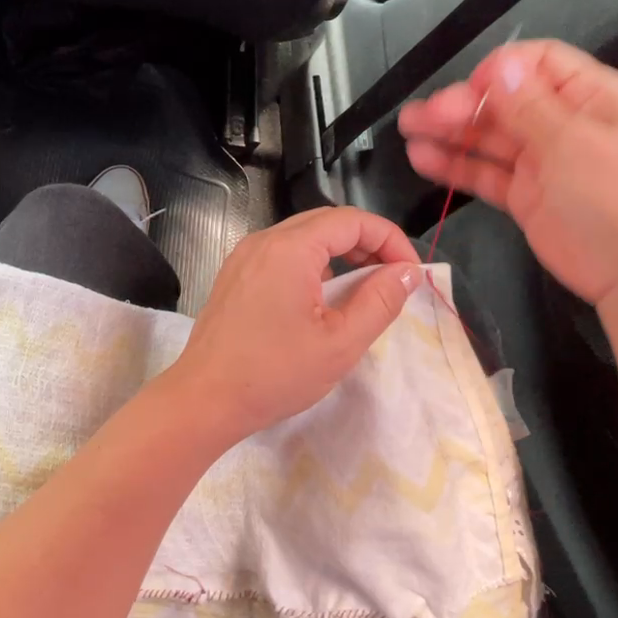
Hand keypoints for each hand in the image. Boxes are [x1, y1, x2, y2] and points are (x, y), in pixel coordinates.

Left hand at [161, 207, 421, 444]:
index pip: (351, 220)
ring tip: (364, 290)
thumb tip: (407, 272)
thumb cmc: (275, 372)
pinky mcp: (235, 274)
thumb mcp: (340, 342)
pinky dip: (312, 265)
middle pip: (326, 222)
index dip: (389, 239)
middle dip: (367, 243)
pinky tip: (323, 299)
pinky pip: (282, 254)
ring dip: (340, 254)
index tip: (412, 273)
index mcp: (289, 248)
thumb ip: (379, 302)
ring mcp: (244, 256)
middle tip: (393, 279)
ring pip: (303, 237)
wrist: (206, 396)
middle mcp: (263, 240)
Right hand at [398, 39, 617, 305]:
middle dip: (461, 104)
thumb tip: (499, 65)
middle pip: (503, 101)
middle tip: (424, 115)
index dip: (499, 72)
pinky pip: (484, 172)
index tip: (469, 90)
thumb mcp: (575, 141)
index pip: (537, 64)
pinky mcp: (527, 196)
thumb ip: (528, 104)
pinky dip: (454, 165)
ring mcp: (546, 162)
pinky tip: (424, 158)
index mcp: (593, 98)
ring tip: (410, 129)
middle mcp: (568, 124)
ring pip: (488, 136)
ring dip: (448, 131)